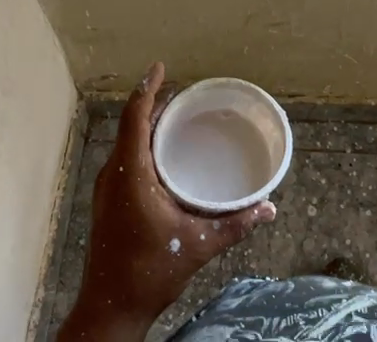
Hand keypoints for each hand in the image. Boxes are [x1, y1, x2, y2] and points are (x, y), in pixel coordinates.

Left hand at [59, 63, 276, 341]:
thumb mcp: (198, 246)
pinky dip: (142, 145)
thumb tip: (269, 207)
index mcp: (131, 173)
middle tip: (181, 92)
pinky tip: (162, 155)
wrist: (110, 309)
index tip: (161, 67)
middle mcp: (114, 174)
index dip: (147, 88)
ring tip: (173, 117)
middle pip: (130, 125)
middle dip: (152, 103)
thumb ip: (235, 224)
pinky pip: (124, 159)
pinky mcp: (108, 203)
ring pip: (126, 143)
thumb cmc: (149, 271)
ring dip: (146, 125)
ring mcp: (107, 189)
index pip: (135, 117)